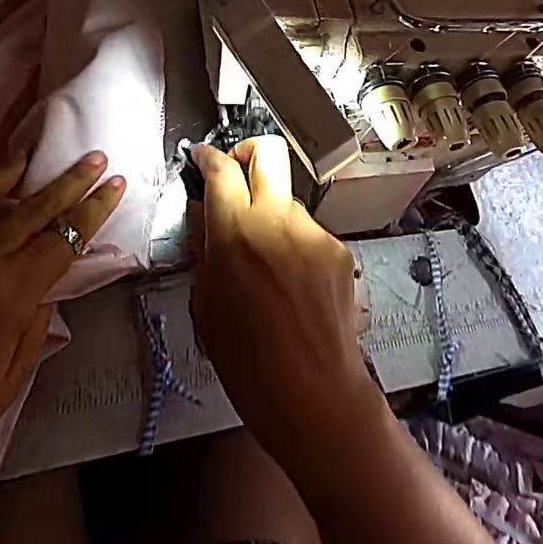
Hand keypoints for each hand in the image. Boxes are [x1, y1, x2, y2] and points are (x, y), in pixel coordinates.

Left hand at [0, 149, 124, 543]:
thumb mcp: (10, 381)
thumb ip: (35, 323)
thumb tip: (45, 283)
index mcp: (4, 298)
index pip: (62, 238)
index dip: (94, 209)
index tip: (117, 184)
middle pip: (30, 208)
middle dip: (69, 180)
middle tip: (95, 157)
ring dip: (13, 172)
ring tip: (33, 152)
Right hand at [190, 138, 382, 469]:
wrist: (313, 391)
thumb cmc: (247, 361)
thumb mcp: (206, 305)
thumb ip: (206, 251)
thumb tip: (206, 216)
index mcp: (236, 233)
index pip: (221, 169)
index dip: (208, 156)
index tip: (203, 157)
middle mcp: (279, 220)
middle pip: (269, 152)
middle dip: (249, 152)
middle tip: (237, 173)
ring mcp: (315, 232)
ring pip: (289, 201)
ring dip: (273, 216)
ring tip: (267, 261)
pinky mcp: (340, 249)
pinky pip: (310, 233)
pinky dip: (295, 245)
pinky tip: (293, 283)